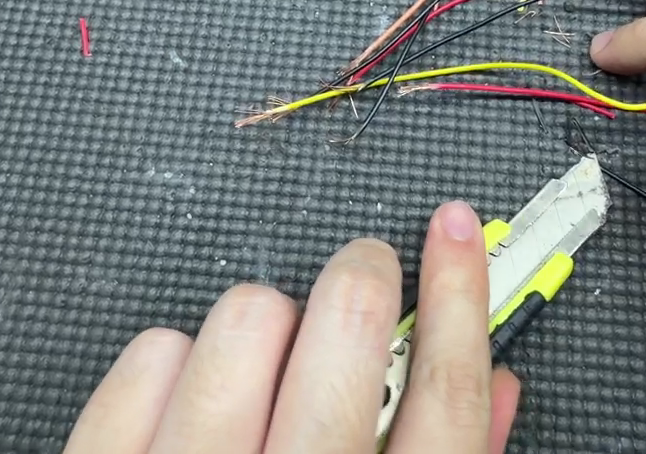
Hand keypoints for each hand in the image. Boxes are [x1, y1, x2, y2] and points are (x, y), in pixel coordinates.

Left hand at [63, 202, 522, 453]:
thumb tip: (494, 387)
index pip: (443, 394)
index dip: (459, 293)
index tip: (456, 231)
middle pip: (347, 324)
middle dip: (365, 278)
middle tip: (362, 283)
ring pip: (247, 317)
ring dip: (269, 330)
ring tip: (267, 380)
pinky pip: (151, 356)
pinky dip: (179, 365)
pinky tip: (191, 414)